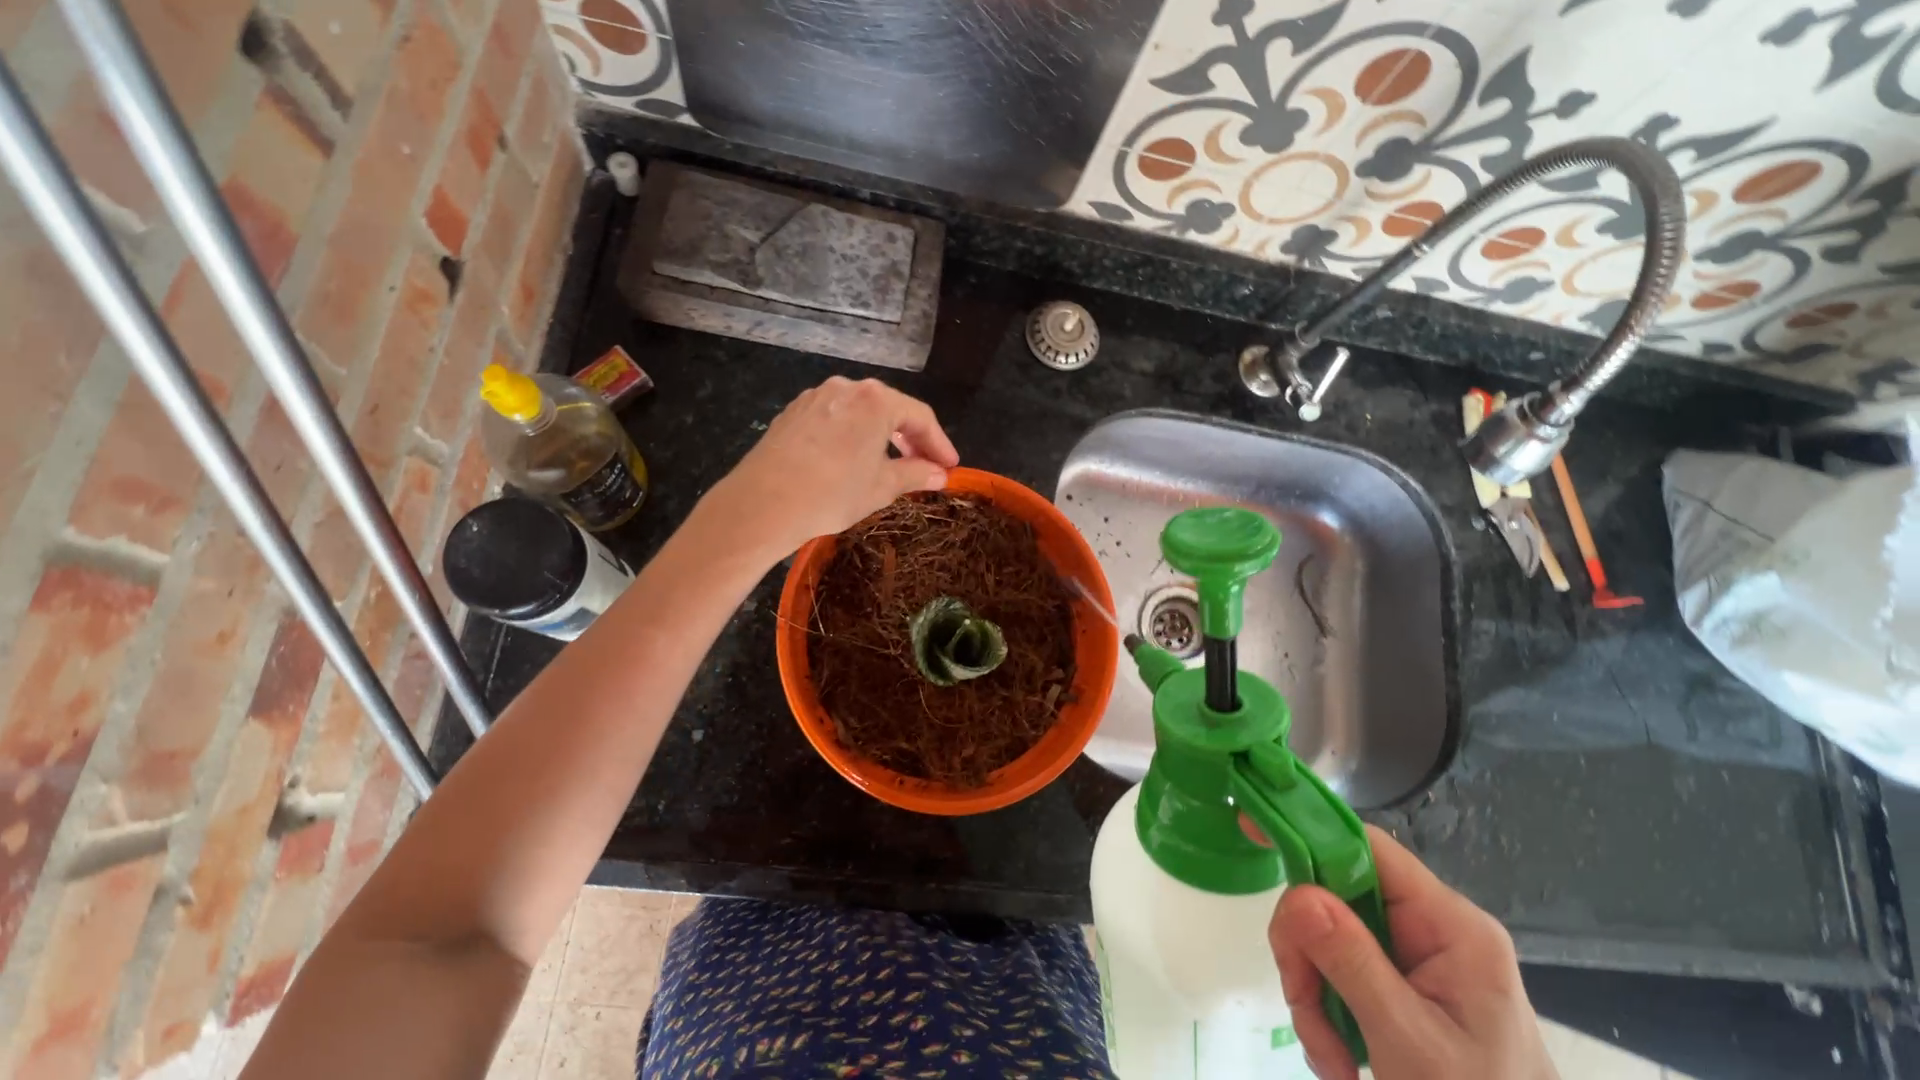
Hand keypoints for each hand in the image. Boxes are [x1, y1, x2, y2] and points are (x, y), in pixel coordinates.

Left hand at [700, 377, 958, 560]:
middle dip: (911, 437)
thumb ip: (916, 475)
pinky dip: (852, 436)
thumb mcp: (882, 488)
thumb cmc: (832, 494)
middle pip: (889, 408)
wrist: (761, 504)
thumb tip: (939, 473)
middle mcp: (846, 388)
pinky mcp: (792, 413)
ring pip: (859, 413)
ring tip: (890, 465)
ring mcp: (814, 398)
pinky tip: (851, 461)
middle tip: (925, 466)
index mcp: (875, 400)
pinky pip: (834, 420)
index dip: (939, 443)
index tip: (950, 467)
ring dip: (880, 436)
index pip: (920, 416)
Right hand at [1268, 825, 1556, 1079]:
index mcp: (1451, 926)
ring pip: (1327, 943)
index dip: (1309, 834)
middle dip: (1307, 958)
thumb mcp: (1408, 1040)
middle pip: (1335, 900)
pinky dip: (1327, 1016)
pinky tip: (1344, 1061)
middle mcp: (1432, 928)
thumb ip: (1352, 963)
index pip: (1369, 849)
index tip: (1250, 830)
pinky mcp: (1402, 986)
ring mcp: (1416, 958)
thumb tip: (1297, 894)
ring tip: (1334, 1061)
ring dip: (1315, 1000)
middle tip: (1306, 1012)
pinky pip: (1338, 975)